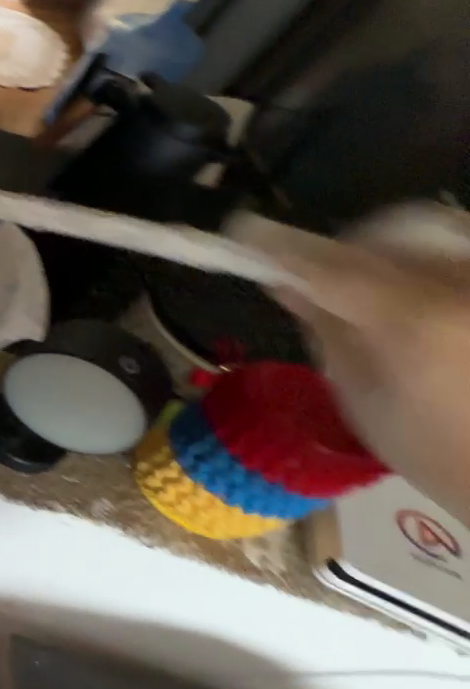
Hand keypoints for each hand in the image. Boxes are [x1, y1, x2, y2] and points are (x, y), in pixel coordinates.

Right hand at [261, 208, 469, 520]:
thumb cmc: (437, 455)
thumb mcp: (359, 395)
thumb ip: (325, 329)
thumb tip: (289, 284)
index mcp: (415, 320)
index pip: (329, 264)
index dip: (279, 247)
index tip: (241, 234)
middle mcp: (465, 289)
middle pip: (398, 233)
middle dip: (356, 248)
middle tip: (327, 275)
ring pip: (442, 237)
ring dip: (401, 254)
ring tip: (386, 293)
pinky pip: (463, 257)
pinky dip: (437, 267)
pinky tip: (428, 302)